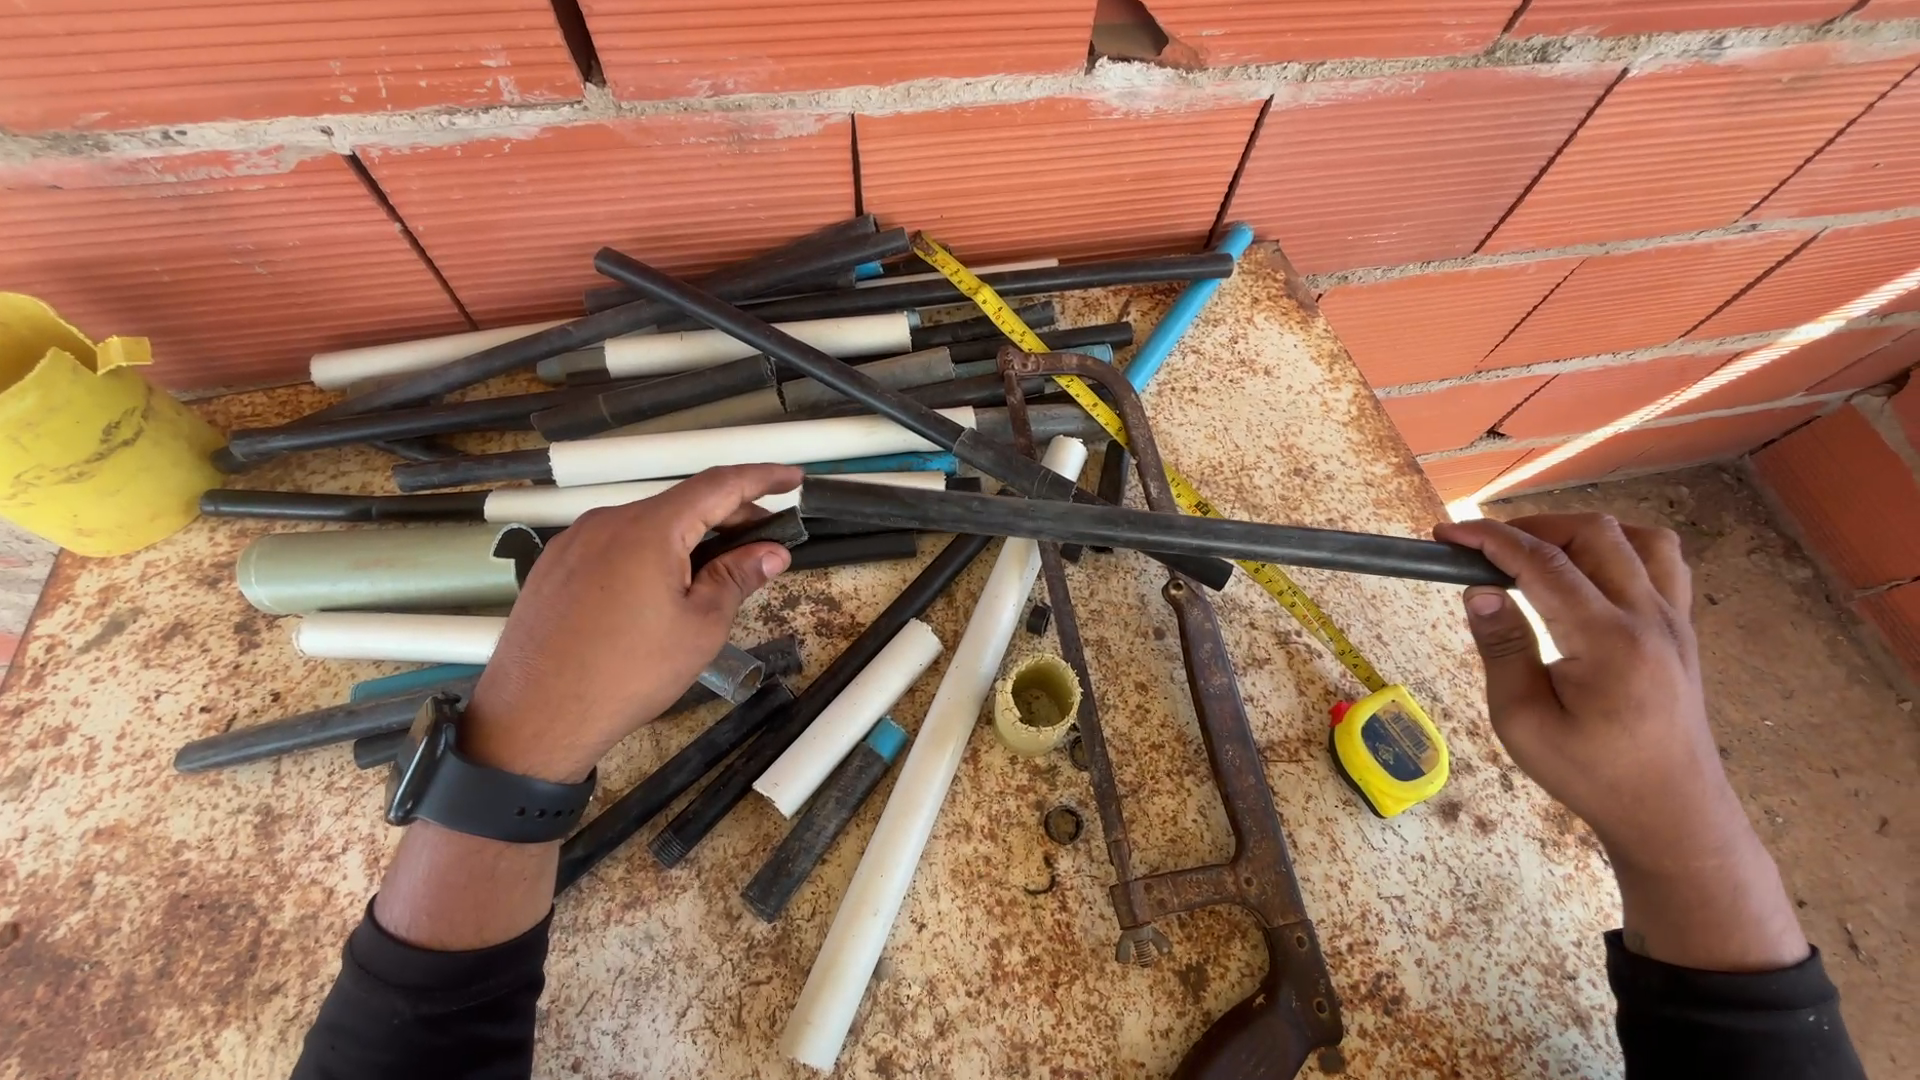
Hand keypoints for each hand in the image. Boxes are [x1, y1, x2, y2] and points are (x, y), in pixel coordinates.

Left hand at [461, 464, 802, 782]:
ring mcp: (576, 541)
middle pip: (682, 502)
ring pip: (649, 523)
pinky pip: (618, 542)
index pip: (719, 484)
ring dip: (692, 535)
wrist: (534, 718)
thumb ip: (737, 578)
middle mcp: (608, 521)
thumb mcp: (700, 627)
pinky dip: (655, 549)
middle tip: (768, 541)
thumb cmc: (628, 673)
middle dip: (731, 515)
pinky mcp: (557, 565)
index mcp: (649, 528)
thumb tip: (772, 553)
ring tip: (721, 568)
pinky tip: (667, 583)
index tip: (792, 478)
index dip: (762, 477)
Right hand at [1435, 513, 1804, 970]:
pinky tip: (1587, 570)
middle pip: (1592, 534)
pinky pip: (1662, 562)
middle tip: (1482, 547)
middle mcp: (1648, 618)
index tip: (1446, 533)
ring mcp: (1675, 621)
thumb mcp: (1521, 719)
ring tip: (1535, 551)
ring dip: (1578, 531)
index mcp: (1605, 640)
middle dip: (1528, 526)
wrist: (1670, 811)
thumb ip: (1501, 648)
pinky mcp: (1682, 630)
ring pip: (1636, 538)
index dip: (1488, 538)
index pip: (1542, 563)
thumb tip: (1477, 591)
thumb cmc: (1587, 771)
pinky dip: (1619, 547)